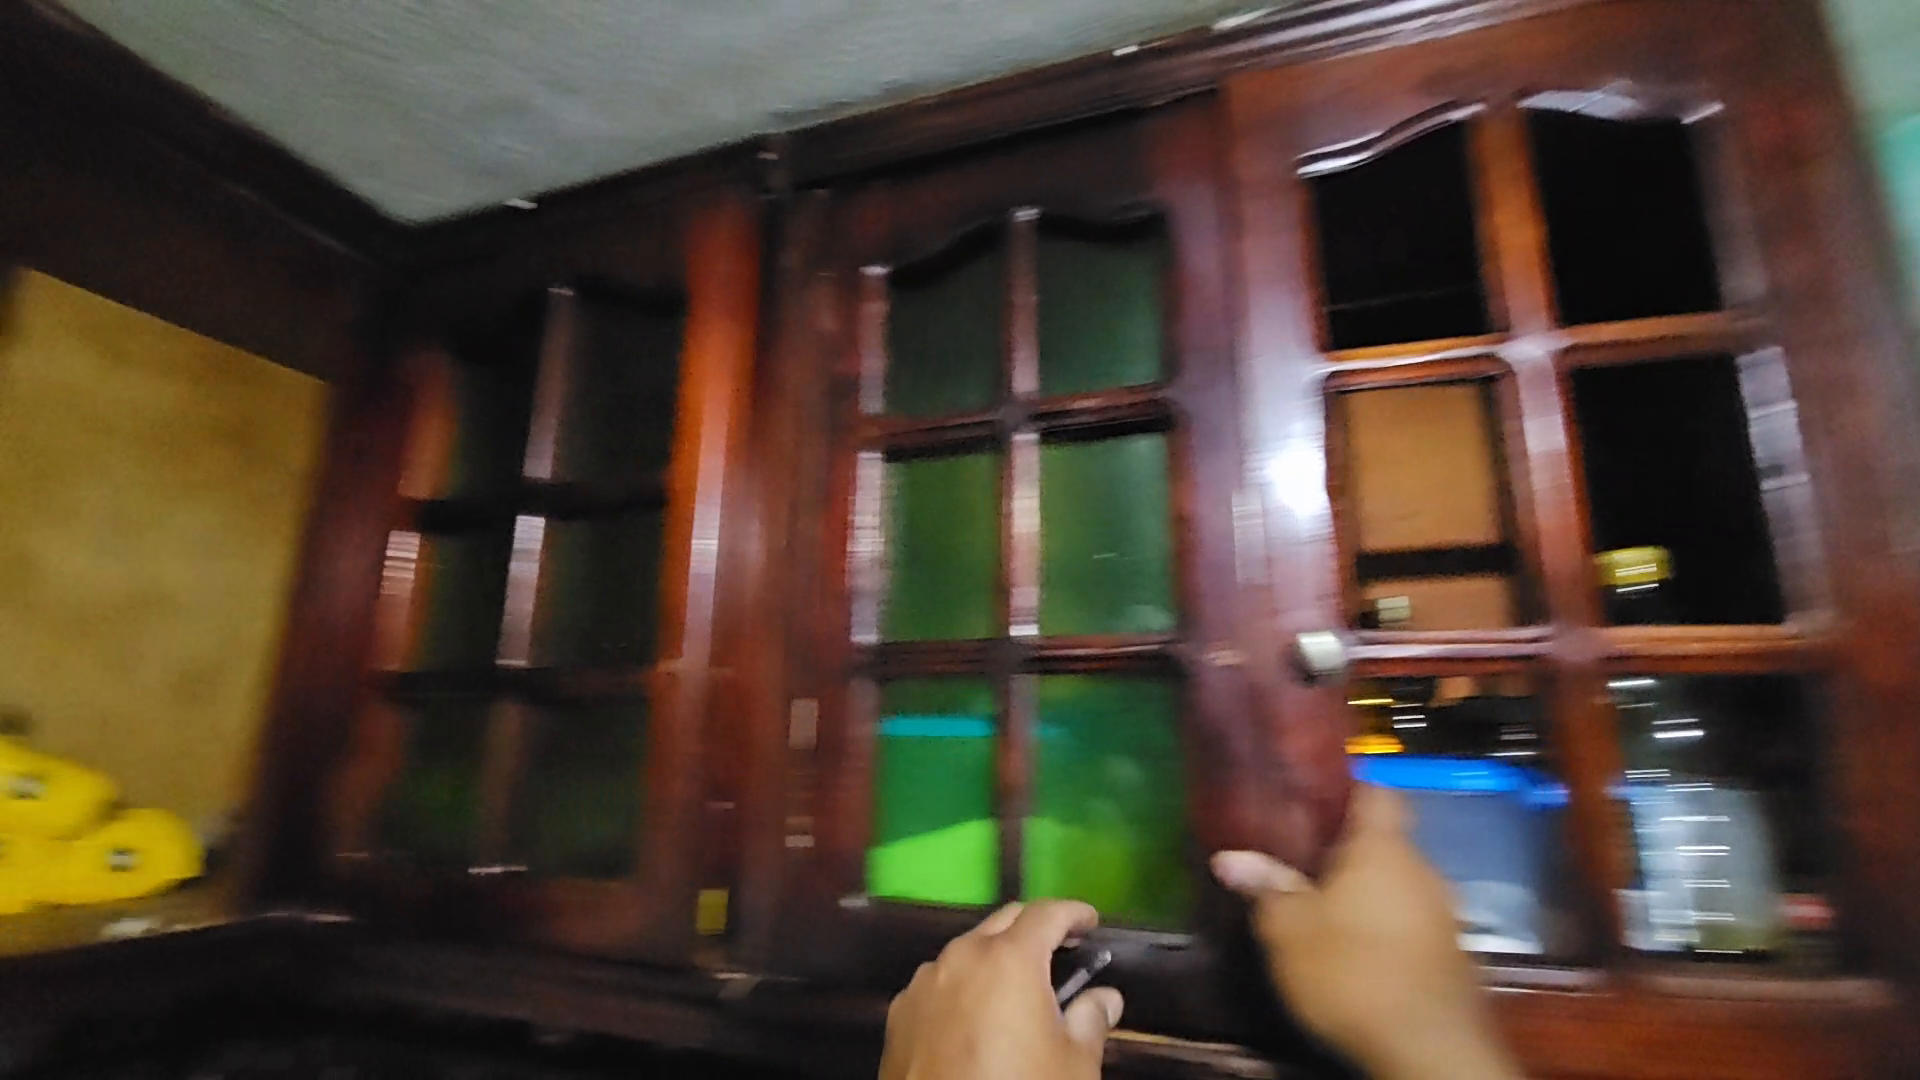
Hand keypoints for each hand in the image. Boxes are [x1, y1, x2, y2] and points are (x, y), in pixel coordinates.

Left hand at [879, 900, 1124, 1079]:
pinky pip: (940, 984)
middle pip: (1004, 922)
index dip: (1073, 912)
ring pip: (967, 951)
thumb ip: (1090, 1020)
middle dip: (1034, 928)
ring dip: (994, 958)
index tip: (1089, 921)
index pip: (1046, 913)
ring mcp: (926, 981)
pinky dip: (962, 988)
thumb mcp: (1073, 1066)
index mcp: (1008, 958)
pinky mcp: (901, 1012)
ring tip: (1016, 991)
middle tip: (1061, 949)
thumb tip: (1104, 998)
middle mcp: (963, 955)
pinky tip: (974, 1020)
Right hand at [1212, 785, 1521, 1079]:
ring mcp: (1446, 919)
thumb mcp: (1287, 928)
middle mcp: (1423, 873)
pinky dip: (1385, 929)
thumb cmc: (1351, 970)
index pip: (1377, 792)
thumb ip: (1263, 886)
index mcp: (1383, 849)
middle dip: (1348, 849)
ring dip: (1367, 893)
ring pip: (1399, 887)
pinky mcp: (1454, 962)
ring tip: (1322, 904)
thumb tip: (1228, 858)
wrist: (1431, 1056)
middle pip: (1385, 843)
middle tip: (1302, 854)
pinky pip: (1412, 925)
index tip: (1318, 791)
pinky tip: (1354, 950)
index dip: (1351, 785)